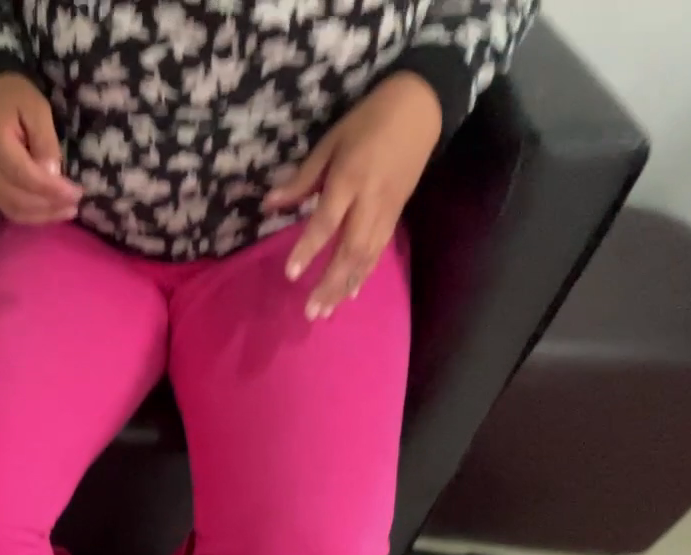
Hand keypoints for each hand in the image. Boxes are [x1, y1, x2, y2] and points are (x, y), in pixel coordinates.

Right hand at [0, 73, 81, 224]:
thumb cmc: (16, 97)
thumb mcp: (37, 108)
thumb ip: (45, 141)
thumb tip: (53, 175)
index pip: (24, 176)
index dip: (51, 189)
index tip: (76, 193)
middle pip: (18, 199)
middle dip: (49, 206)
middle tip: (76, 204)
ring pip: (14, 209)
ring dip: (42, 216)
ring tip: (67, 211)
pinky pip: (10, 209)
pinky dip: (32, 216)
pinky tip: (50, 212)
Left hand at [264, 73, 442, 318]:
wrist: (421, 107)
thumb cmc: (366, 122)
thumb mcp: (329, 143)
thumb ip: (301, 180)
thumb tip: (269, 205)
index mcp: (350, 179)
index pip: (327, 222)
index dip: (308, 249)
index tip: (291, 274)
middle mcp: (370, 201)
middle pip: (350, 249)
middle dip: (329, 283)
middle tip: (310, 311)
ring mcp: (387, 210)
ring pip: (366, 256)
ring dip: (344, 287)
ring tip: (325, 312)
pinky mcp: (397, 214)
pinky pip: (379, 251)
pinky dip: (363, 274)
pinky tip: (349, 294)